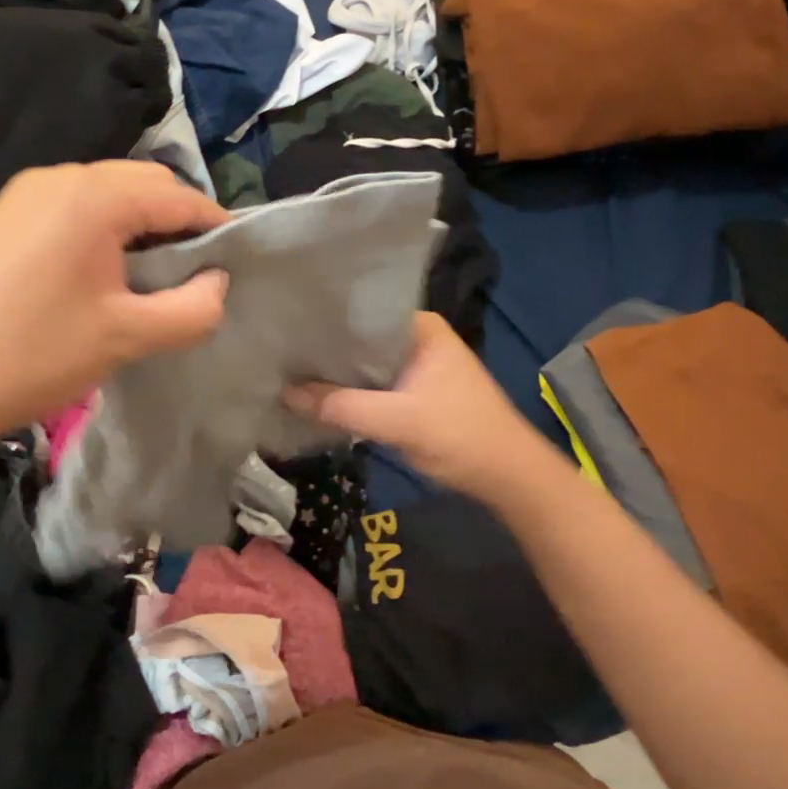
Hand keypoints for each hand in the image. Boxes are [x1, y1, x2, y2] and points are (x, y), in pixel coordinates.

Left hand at [0, 161, 229, 490]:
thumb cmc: (29, 357)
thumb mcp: (125, 337)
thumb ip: (192, 308)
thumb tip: (218, 283)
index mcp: (94, 195)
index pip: (181, 196)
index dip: (217, 229)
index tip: (236, 269)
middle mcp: (59, 178)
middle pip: (144, 186)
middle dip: (178, 226)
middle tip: (192, 281)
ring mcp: (23, 195)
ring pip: (107, 197)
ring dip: (139, 231)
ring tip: (147, 286)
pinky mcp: (1, 219)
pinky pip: (72, 212)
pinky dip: (101, 235)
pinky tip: (98, 283)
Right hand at [284, 311, 571, 507]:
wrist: (508, 477)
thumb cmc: (462, 436)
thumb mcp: (399, 421)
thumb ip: (343, 406)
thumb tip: (286, 393)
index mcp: (422, 326)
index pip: (363, 311)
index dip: (325, 320)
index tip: (286, 325)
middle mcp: (418, 337)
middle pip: (360, 337)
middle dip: (326, 348)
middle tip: (279, 351)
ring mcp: (417, 365)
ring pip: (365, 363)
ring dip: (336, 372)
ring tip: (289, 370)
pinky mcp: (414, 392)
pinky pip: (372, 383)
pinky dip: (351, 391)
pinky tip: (318, 396)